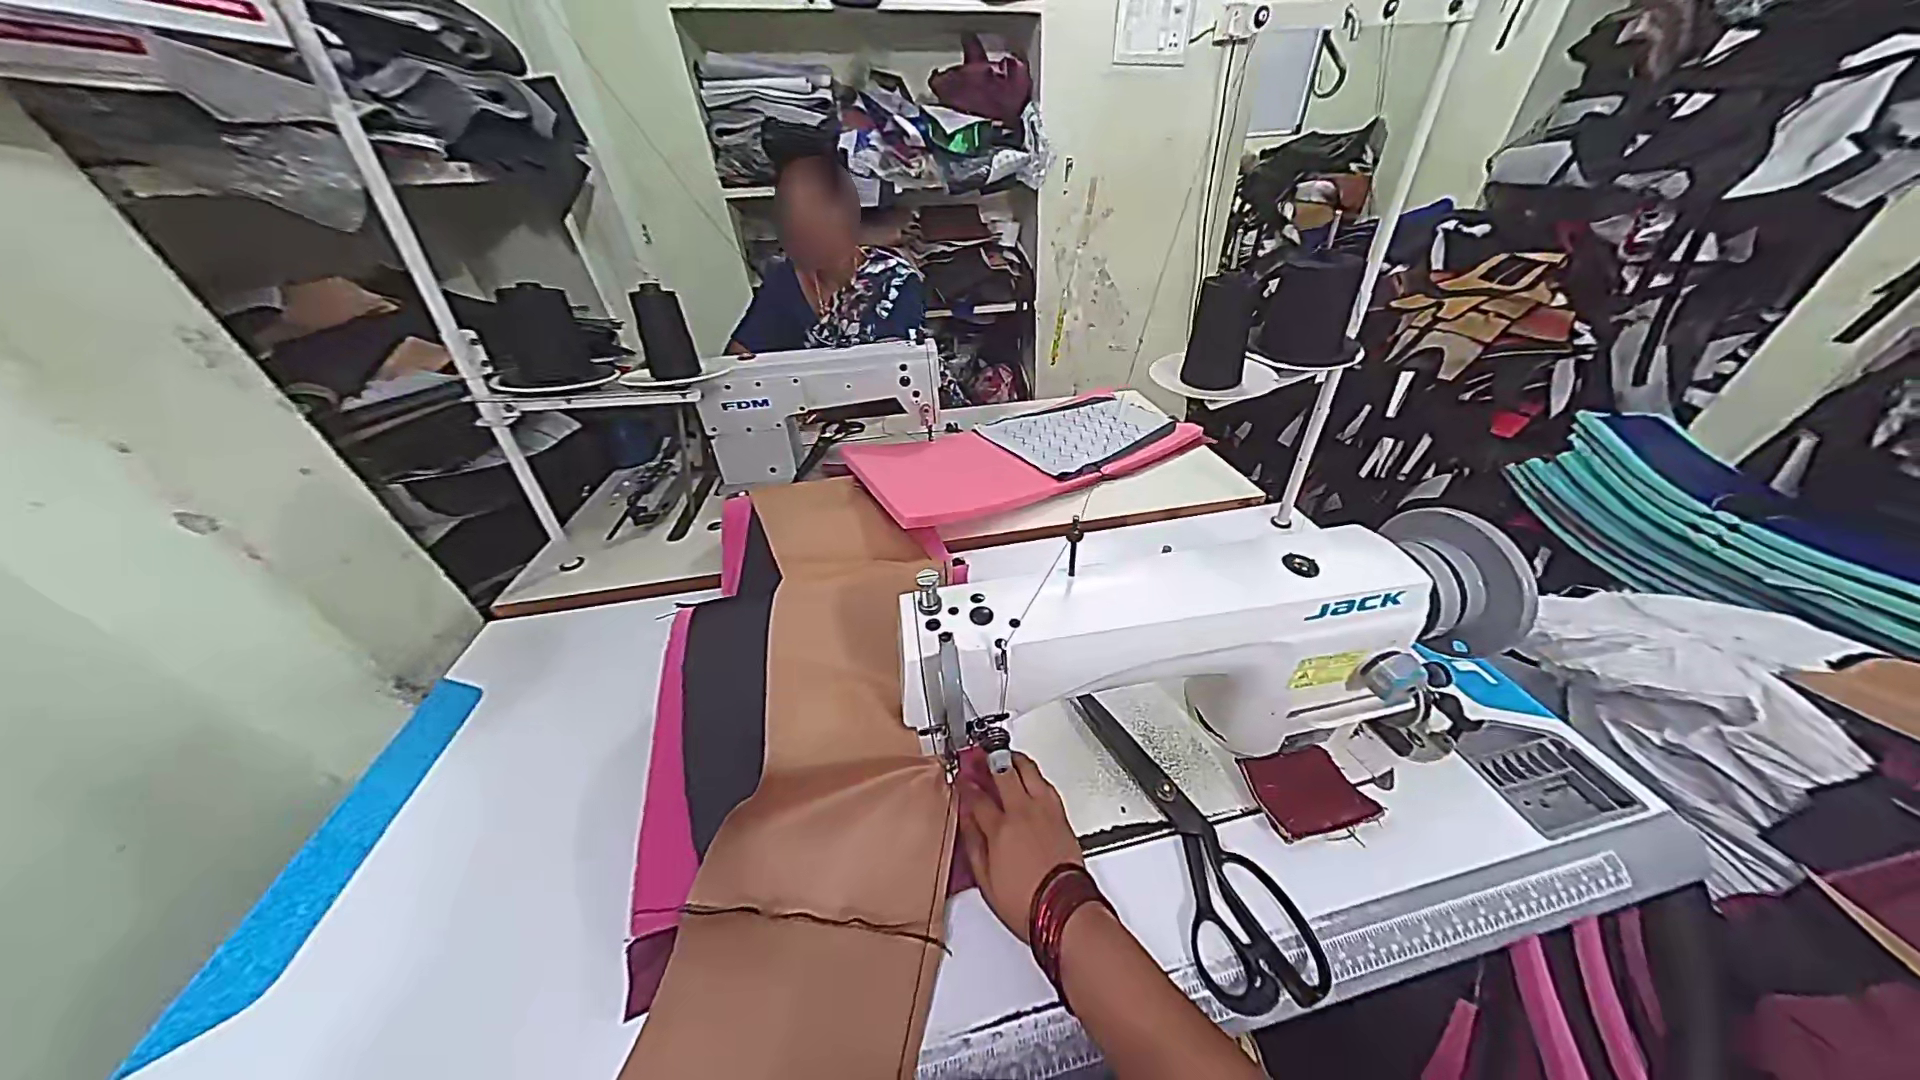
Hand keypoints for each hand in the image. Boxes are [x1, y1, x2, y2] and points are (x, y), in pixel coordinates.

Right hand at [958, 752, 1083, 942]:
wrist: (1063, 910)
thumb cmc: (1027, 902)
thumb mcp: (985, 880)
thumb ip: (973, 844)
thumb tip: (966, 822)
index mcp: (1000, 828)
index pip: (977, 797)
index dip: (965, 785)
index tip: (961, 781)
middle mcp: (1022, 812)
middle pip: (1002, 771)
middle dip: (987, 760)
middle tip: (980, 756)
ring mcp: (1043, 810)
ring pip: (1027, 769)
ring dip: (1013, 760)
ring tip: (1005, 758)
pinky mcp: (1060, 814)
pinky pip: (1045, 783)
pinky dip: (1034, 774)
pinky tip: (1030, 776)